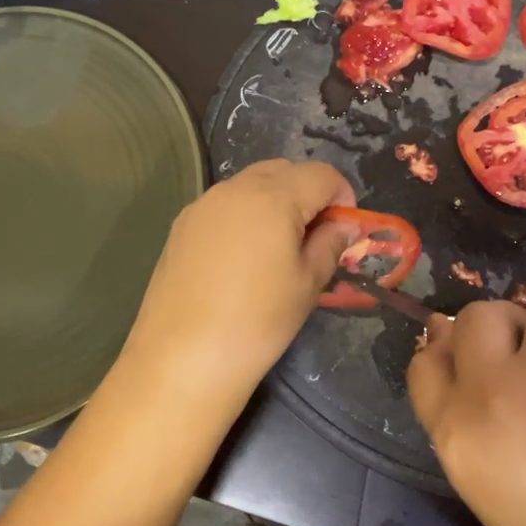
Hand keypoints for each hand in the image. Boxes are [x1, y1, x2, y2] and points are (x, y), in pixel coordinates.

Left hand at [115, 160, 356, 412]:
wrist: (184, 354)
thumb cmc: (258, 320)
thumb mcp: (307, 283)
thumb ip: (330, 243)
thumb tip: (344, 224)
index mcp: (272, 197)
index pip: (321, 174)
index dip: (342, 196)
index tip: (344, 230)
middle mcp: (234, 188)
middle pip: (283, 171)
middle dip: (307, 194)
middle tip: (314, 238)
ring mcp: (203, 204)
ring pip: (250, 184)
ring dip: (273, 202)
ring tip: (277, 250)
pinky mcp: (181, 224)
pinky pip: (223, 205)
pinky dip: (243, 216)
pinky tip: (241, 260)